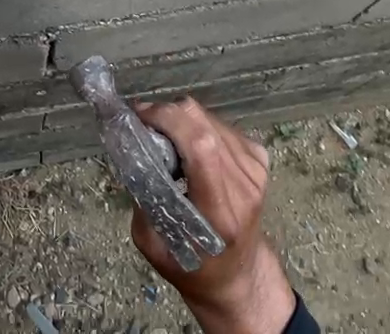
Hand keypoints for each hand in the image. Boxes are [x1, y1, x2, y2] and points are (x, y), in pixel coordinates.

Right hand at [130, 99, 294, 333]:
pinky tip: (190, 146)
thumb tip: (130, 151)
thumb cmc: (192, 266)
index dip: (168, 121)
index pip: (201, 149)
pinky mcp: (259, 160)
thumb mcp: (153, 246)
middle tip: (144, 122)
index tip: (139, 117)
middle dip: (168, 113)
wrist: (239, 275)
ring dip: (181, 118)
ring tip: (165, 138)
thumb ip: (142, 199)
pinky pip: (221, 124)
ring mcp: (255, 171)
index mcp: (219, 213)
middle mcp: (243, 188)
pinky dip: (198, 125)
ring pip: (209, 118)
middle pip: (204, 125)